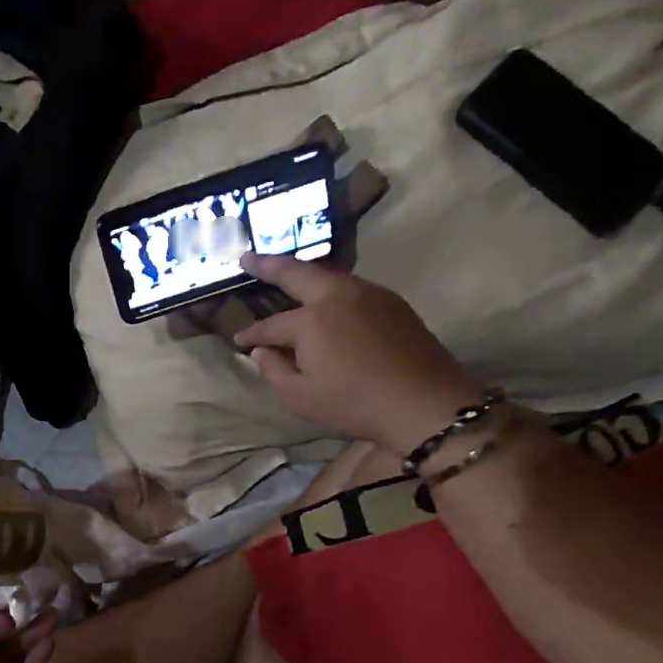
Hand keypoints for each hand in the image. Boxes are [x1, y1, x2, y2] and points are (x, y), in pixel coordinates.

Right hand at [236, 253, 486, 454]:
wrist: (423, 402)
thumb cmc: (356, 404)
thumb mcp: (302, 398)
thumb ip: (274, 372)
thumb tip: (260, 352)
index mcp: (311, 320)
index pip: (271, 324)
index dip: (252, 334)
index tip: (238, 340)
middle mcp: (337, 295)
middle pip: (297, 273)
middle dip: (268, 265)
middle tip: (249, 258)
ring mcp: (369, 293)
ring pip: (328, 276)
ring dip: (304, 275)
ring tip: (288, 276)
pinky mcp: (392, 301)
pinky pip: (352, 287)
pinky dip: (331, 289)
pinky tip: (329, 300)